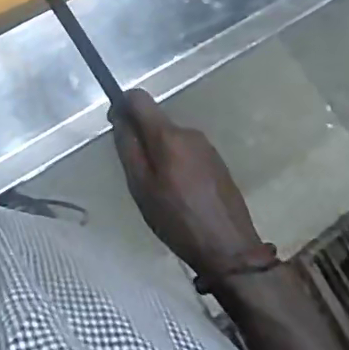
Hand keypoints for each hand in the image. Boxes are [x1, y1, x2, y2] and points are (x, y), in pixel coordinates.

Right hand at [112, 90, 269, 278]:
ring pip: (171, 137)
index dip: (122, 105)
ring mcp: (207, 147)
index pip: (138, 97)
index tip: (117, 126)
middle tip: (138, 172)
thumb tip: (120, 119)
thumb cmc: (178, 220)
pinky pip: (187, 151)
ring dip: (160, 152)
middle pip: (155, 120)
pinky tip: (181, 192)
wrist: (232, 252)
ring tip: (160, 188)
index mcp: (167, 134)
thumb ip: (127, 147)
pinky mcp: (218, 162)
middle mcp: (188, 132)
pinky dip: (176, 162)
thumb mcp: (141, 186)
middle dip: (141, 137)